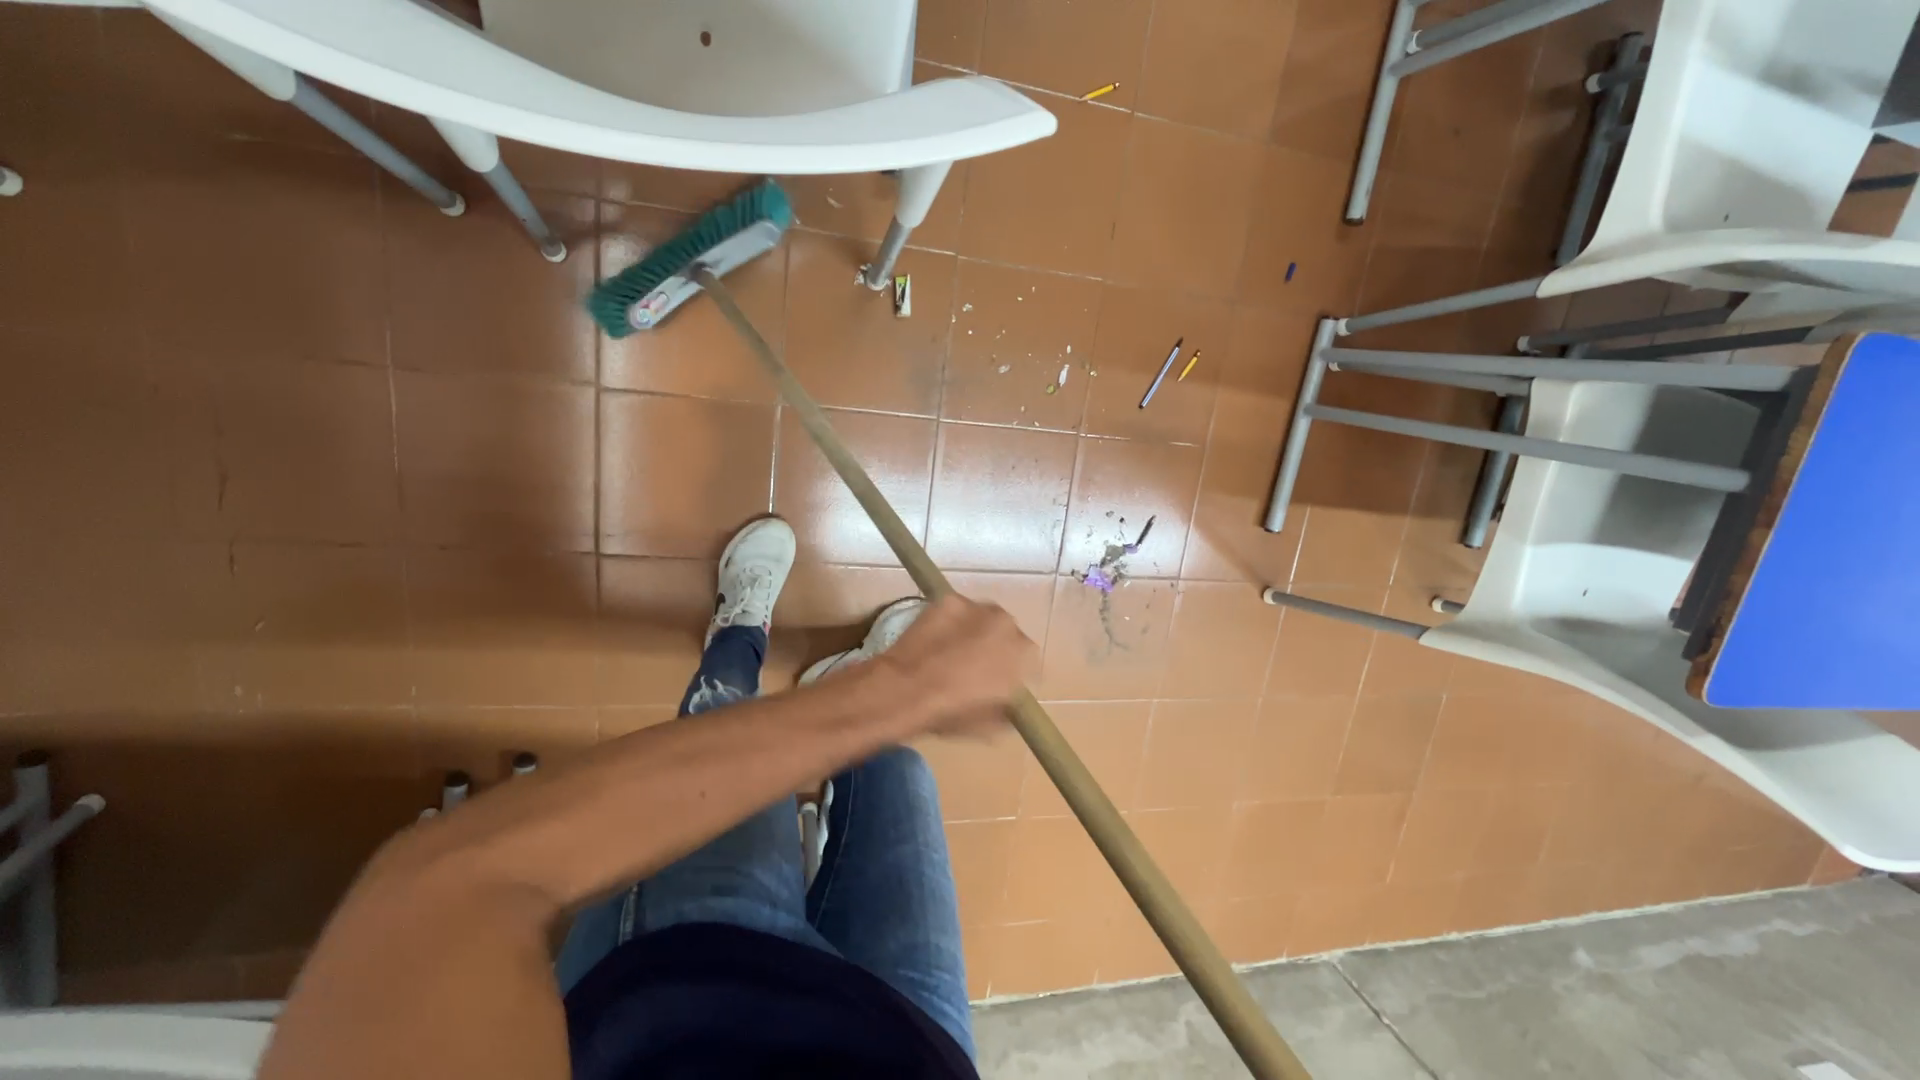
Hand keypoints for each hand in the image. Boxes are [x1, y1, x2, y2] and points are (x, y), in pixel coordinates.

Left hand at [872, 594, 1038, 736]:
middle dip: (994, 647)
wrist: (907, 689)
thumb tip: (1008, 704)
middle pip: (1006, 634)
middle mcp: (1008, 624)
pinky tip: (934, 638)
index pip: (1028, 661)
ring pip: (982, 618)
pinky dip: (949, 621)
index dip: (1013, 672)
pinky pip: (956, 611)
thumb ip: (1008, 707)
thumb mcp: (991, 724)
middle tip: (973, 665)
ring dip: (973, 630)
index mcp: (1024, 654)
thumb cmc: (953, 711)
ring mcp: (978, 608)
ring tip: (951, 650)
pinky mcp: (950, 600)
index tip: (998, 683)